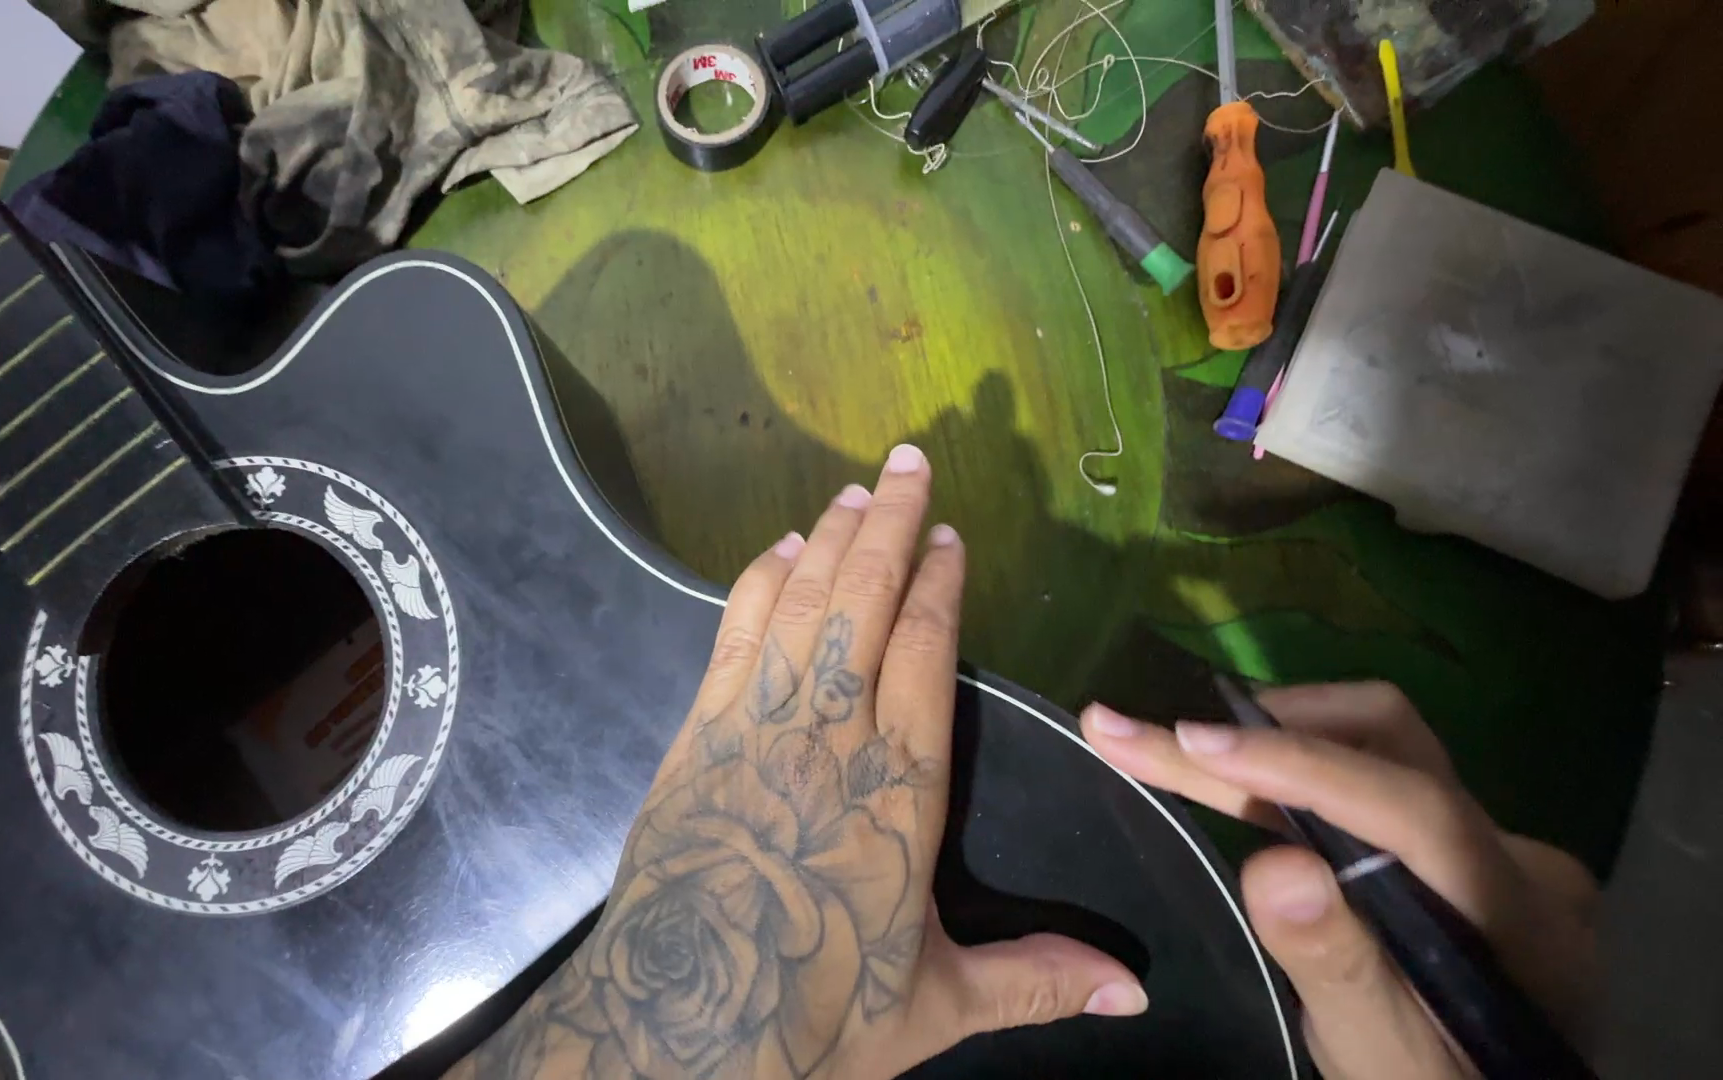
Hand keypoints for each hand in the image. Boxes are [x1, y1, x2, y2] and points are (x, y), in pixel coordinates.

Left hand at [453, 446, 1146, 1079]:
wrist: (682, 1023)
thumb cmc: (813, 1012)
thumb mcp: (936, 1007)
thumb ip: (1034, 979)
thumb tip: (1135, 990)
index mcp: (901, 785)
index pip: (925, 651)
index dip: (939, 585)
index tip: (952, 537)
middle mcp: (832, 732)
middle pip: (866, 603)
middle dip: (892, 526)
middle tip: (910, 462)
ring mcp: (759, 721)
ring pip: (806, 605)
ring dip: (833, 538)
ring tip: (858, 488)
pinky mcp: (701, 727)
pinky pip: (737, 634)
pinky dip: (761, 582)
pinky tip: (781, 547)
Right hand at [1082, 683, 1599, 1078]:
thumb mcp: (1381, 1057)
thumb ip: (1338, 968)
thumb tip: (1277, 865)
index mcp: (1516, 912)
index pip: (1407, 806)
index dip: (1294, 763)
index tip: (1184, 739)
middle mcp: (1506, 848)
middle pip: (1378, 739)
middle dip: (1244, 734)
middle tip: (1134, 729)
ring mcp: (1475, 828)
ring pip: (1363, 730)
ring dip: (1259, 728)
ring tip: (1171, 744)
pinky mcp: (1433, 823)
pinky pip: (1353, 752)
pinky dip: (1275, 746)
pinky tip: (1223, 761)